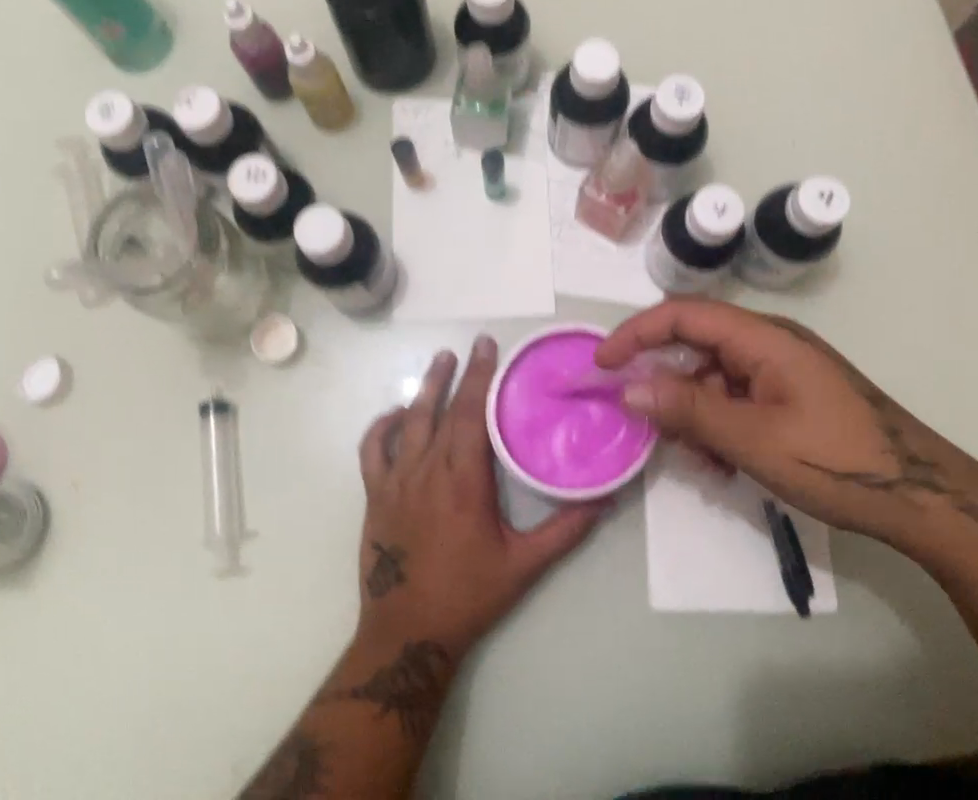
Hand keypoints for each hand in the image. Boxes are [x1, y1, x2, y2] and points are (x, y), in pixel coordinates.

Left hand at [353, 335, 605, 658]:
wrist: (407, 631)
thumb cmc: (468, 596)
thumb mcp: (524, 566)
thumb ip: (565, 531)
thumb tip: (604, 501)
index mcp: (464, 481)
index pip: (472, 414)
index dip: (480, 377)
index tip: (488, 347)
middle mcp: (427, 471)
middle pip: (441, 410)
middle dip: (457, 375)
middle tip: (471, 347)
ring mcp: (395, 482)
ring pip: (407, 422)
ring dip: (423, 390)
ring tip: (438, 363)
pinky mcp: (375, 496)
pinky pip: (373, 450)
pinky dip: (382, 427)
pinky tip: (397, 416)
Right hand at [597, 300, 956, 542]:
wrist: (922, 494)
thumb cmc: (836, 460)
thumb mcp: (753, 439)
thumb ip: (688, 409)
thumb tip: (629, 387)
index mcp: (763, 339)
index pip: (683, 315)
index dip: (636, 333)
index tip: (601, 364)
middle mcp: (771, 345)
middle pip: (696, 346)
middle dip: (666, 385)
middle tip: (651, 428)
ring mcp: (784, 372)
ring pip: (715, 378)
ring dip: (694, 413)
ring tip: (700, 460)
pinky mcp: (793, 398)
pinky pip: (738, 399)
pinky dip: (719, 425)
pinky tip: (724, 465)